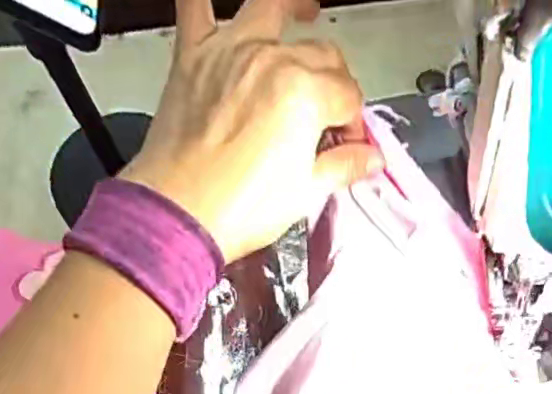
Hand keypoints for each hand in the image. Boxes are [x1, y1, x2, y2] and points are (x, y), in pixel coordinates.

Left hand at [121, 0, 382, 262]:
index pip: (347, 97)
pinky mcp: (193, 57)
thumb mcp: (304, 193)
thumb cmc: (239, 209)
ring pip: (270, 7)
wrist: (181, 214)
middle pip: (321, 55)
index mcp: (304, 94)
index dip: (354, 124)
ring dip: (292, 8)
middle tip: (329, 114)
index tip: (348, 146)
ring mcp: (229, 52)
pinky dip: (207, 1)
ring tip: (305, 12)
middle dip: (335, 82)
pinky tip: (220, 6)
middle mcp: (270, 60)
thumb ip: (342, 165)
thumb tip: (369, 158)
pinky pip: (196, 4)